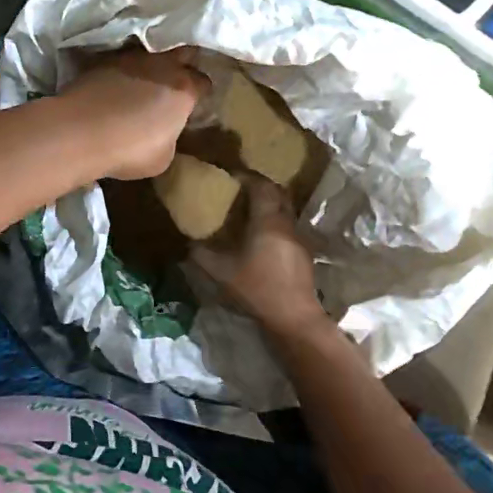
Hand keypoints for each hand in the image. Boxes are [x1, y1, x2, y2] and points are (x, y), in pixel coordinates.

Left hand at [62, 46, 209, 180]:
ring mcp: (130, 58)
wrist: (79, 132)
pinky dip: (122, 70)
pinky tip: (115, 85)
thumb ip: (169, 137)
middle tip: (174, 83)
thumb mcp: (162, 157)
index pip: (204, 83)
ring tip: (143, 81)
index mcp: (184, 88)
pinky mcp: (101, 60)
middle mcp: (162, 64)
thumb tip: (164, 132)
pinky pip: (120, 61)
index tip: (193, 103)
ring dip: (150, 65)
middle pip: (182, 53)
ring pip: (149, 53)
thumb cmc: (129, 150)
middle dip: (182, 64)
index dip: (199, 93)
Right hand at [191, 175, 324, 332]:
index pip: (261, 186)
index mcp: (267, 222)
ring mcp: (298, 238)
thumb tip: (188, 243)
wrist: (293, 317)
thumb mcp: (220, 272)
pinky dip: (274, 221)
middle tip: (240, 189)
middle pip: (278, 193)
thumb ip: (201, 254)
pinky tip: (260, 236)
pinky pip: (288, 225)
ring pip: (285, 209)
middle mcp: (286, 224)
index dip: (246, 177)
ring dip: (269, 204)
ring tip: (248, 210)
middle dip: (260, 186)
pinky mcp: (303, 253)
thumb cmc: (256, 289)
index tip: (230, 175)